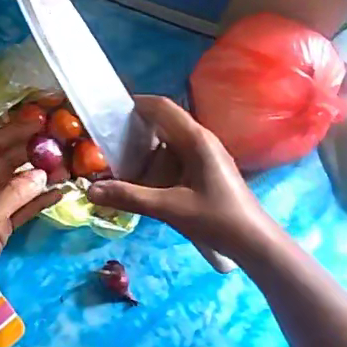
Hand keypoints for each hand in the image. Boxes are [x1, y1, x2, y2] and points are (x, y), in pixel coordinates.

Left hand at [0, 121, 63, 315]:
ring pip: (20, 184)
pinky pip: (24, 207)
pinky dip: (41, 199)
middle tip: (61, 143)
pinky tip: (60, 192)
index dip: (14, 132)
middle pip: (8, 162)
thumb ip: (12, 195)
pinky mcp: (2, 226)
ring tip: (67, 166)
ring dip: (40, 175)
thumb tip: (42, 173)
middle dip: (32, 152)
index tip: (40, 123)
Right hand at [86, 96, 279, 261]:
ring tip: (121, 163)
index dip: (134, 104)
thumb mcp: (170, 209)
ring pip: (171, 140)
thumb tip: (90, 190)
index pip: (161, 107)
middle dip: (136, 129)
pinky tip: (146, 181)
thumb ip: (129, 196)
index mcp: (195, 139)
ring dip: (147, 148)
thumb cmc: (217, 219)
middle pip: (165, 122)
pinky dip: (159, 162)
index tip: (108, 113)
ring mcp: (207, 154)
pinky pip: (178, 156)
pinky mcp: (208, 169)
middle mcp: (202, 139)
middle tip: (107, 142)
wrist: (255, 242)